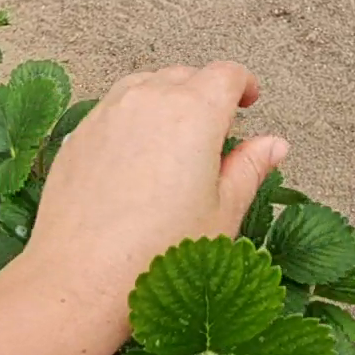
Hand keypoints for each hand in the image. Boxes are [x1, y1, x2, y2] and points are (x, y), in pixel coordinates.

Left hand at [24, 62, 287, 322]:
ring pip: (147, 85)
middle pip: (187, 76)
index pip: (227, 74)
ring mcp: (108, 112)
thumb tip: (274, 145)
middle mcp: (149, 100)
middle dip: (206, 94)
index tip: (248, 101)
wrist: (81, 279)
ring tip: (176, 141)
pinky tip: (137, 159)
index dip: (244, 84)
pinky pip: (114, 108)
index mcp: (194, 113)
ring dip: (167, 99)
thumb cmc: (157, 253)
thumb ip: (250, 168)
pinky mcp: (80, 133)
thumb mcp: (223, 212)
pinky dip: (133, 119)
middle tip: (217, 132)